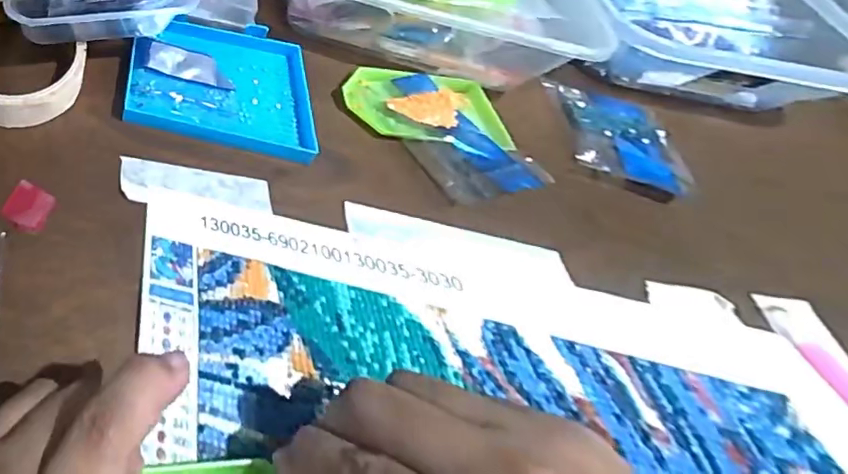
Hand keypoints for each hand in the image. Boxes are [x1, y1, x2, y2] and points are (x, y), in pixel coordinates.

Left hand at [0, 352, 188, 473]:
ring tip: (91, 420)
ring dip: (77, 401)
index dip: (142, 390)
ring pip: (44, 395)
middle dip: (115, 401)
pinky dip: (40, 403)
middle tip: (133, 432)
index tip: (176, 362)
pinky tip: (45, 422)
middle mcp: (9, 471)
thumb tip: (130, 461)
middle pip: (76, 406)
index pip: (100, 432)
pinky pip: (9, 402)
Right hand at [274, 370, 628, 473]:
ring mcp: (546, 432)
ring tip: (374, 451)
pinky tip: (432, 455)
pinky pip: (459, 395)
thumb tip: (316, 464)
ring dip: (377, 414)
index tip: (282, 465)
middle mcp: (515, 457)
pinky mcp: (565, 425)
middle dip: (333, 424)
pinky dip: (426, 418)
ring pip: (411, 383)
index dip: (311, 460)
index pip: (363, 461)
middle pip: (378, 401)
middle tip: (315, 455)